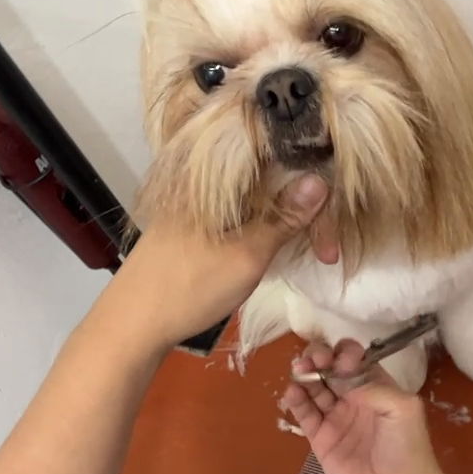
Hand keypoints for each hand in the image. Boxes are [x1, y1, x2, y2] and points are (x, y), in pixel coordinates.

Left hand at [99, 174, 328, 349]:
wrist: (133, 324)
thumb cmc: (188, 287)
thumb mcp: (247, 255)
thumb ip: (285, 217)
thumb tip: (321, 180)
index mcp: (212, 170)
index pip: (272, 149)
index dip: (310, 168)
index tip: (339, 198)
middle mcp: (203, 175)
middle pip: (269, 174)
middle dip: (305, 202)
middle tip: (329, 246)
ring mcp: (198, 199)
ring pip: (258, 195)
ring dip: (289, 217)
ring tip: (317, 247)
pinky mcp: (196, 220)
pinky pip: (242, 210)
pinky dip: (266, 224)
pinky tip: (284, 242)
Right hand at [281, 342, 444, 473]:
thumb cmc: (407, 447)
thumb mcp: (404, 407)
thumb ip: (375, 386)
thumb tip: (344, 379)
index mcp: (376, 386)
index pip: (354, 360)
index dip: (344, 354)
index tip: (341, 360)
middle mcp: (353, 398)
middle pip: (330, 369)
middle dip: (319, 358)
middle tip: (314, 359)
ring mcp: (336, 418)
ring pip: (314, 388)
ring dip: (304, 374)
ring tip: (299, 370)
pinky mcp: (321, 439)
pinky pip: (304, 414)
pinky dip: (296, 400)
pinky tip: (293, 391)